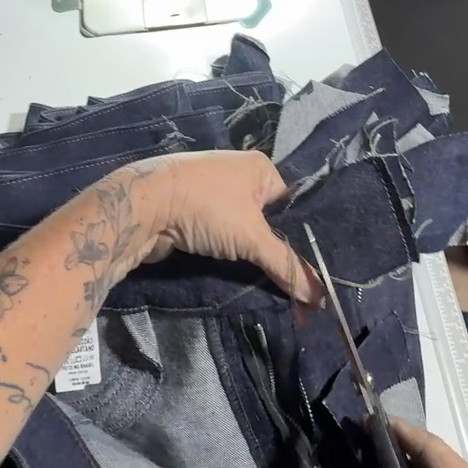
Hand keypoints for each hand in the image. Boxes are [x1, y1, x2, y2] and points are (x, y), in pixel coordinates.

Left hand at [131, 150, 321, 304]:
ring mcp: (216, 194)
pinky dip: (233, 256)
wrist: (144, 206)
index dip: (305, 240)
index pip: (294, 207)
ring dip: (255, 258)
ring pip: (246, 232)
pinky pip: (224, 237)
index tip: (319, 275)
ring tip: (277, 290)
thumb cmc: (206, 206)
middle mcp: (240, 176)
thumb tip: (322, 298)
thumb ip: (286, 266)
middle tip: (301, 290)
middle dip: (279, 254)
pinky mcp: (196, 214)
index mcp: (261, 168)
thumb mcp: (252, 237)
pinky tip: (246, 278)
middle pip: (270, 222)